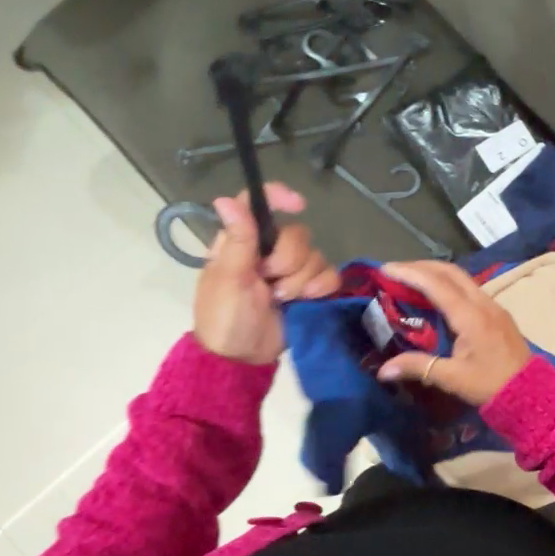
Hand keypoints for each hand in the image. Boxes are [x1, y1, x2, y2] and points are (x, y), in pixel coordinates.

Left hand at [193, 184, 338, 364]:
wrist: (242, 358)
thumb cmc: (225, 317)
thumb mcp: (228, 277)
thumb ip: (238, 239)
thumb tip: (224, 198)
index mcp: (242, 241)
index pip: (259, 203)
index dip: (278, 197)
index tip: (297, 205)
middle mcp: (269, 251)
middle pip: (297, 234)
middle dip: (289, 260)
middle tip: (269, 281)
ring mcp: (291, 271)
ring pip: (316, 256)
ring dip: (301, 280)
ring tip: (282, 299)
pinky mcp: (310, 291)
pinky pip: (330, 275)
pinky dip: (322, 287)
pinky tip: (307, 300)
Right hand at [375, 261, 532, 404]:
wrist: (531, 394)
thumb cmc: (491, 385)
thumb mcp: (452, 378)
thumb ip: (418, 367)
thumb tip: (382, 370)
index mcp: (471, 316)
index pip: (435, 284)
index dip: (409, 273)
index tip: (384, 269)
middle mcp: (483, 304)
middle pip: (450, 272)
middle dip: (421, 267)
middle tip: (395, 271)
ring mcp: (494, 307)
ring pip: (462, 278)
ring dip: (436, 274)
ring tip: (412, 280)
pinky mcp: (499, 314)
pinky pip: (471, 289)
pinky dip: (450, 285)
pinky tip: (438, 297)